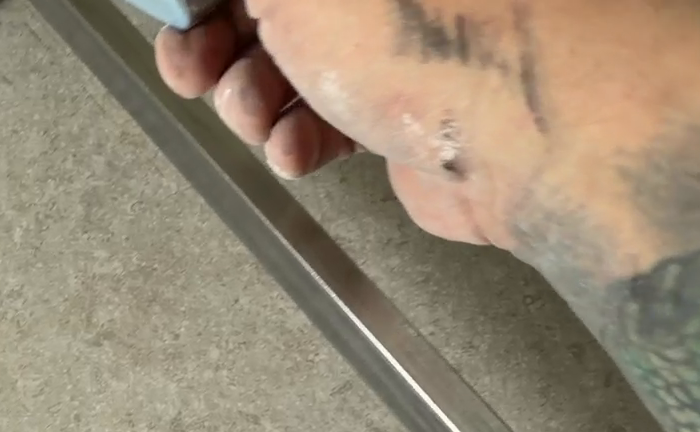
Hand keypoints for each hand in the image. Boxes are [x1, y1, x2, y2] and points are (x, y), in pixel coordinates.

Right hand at [153, 0, 559, 246]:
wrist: (520, 126)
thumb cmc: (407, 17)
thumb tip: (233, 0)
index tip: (179, 14)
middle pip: (263, 4)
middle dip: (213, 43)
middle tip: (193, 71)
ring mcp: (389, 32)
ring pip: (286, 64)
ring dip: (249, 98)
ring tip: (256, 115)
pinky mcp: (399, 101)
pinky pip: (326, 117)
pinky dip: (299, 138)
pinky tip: (296, 149)